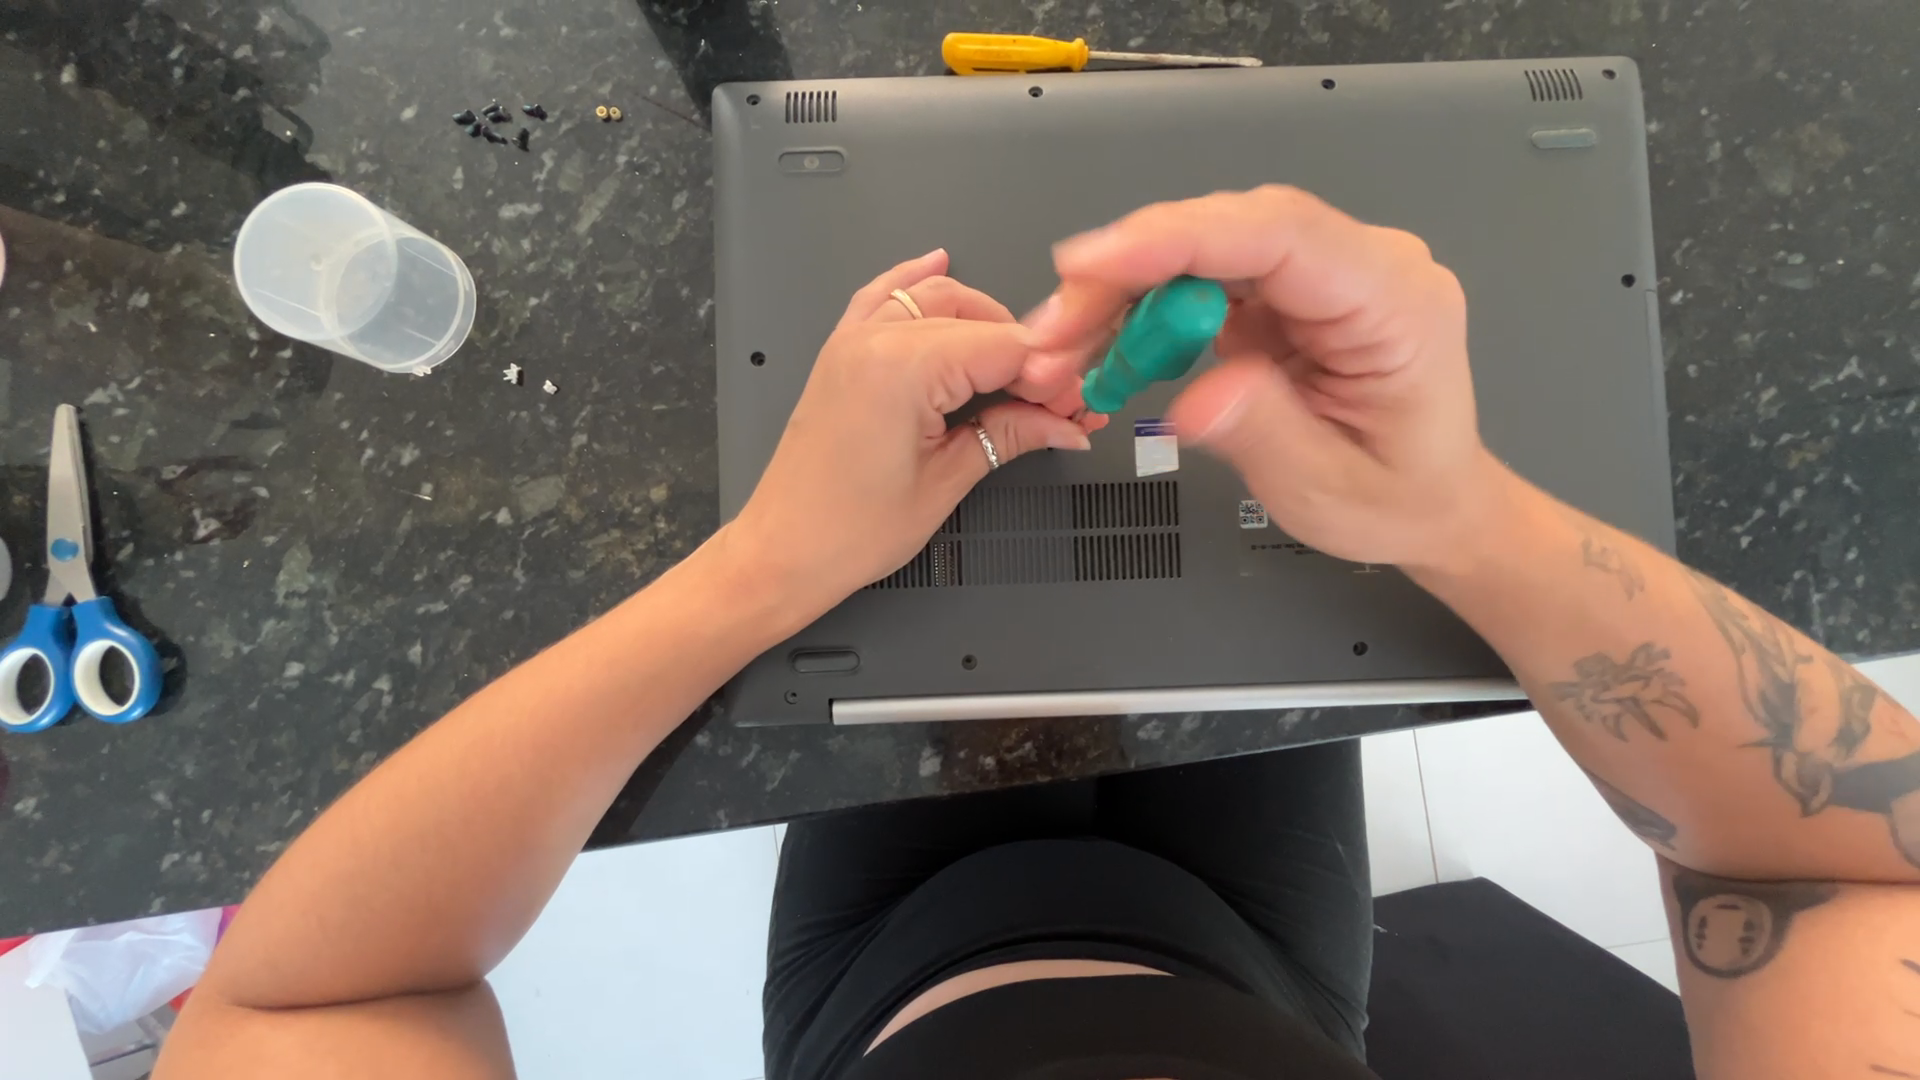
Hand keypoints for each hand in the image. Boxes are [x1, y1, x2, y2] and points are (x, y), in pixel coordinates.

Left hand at [723, 249, 1096, 617]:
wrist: (786, 551)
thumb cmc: (847, 532)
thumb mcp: (946, 483)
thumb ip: (1010, 436)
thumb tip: (1062, 423)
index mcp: (903, 368)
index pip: (1005, 348)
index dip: (1052, 376)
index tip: (1078, 402)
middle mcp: (874, 339)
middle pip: (979, 321)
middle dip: (1027, 357)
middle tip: (1058, 401)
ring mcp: (853, 341)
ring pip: (937, 298)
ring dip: (986, 323)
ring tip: (1020, 367)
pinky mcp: (843, 353)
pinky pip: (883, 296)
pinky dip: (915, 282)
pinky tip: (938, 264)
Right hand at [1021, 186, 1504, 570]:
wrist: (1426, 501)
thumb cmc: (1398, 496)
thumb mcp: (1329, 486)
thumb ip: (1262, 433)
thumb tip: (1192, 397)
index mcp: (1392, 300)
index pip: (1279, 236)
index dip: (1177, 238)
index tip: (1092, 263)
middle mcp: (1354, 269)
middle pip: (1223, 235)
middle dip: (1126, 273)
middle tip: (1053, 330)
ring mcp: (1311, 281)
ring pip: (1198, 254)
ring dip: (1120, 296)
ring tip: (1062, 349)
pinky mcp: (1276, 300)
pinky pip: (1195, 285)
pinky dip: (1138, 316)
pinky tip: (1101, 348)